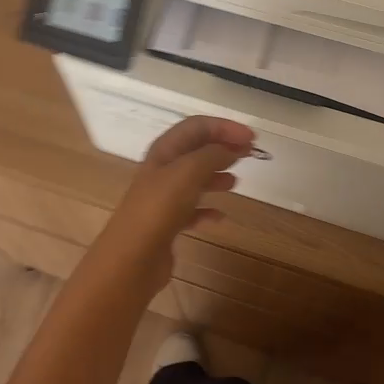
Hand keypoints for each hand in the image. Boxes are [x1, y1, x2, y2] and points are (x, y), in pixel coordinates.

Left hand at [92, 116, 252, 299]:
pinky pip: (192, 211)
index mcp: (165, 150)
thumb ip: (213, 155)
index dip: (225, 127)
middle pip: (196, 150)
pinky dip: (207, 210)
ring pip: (195, 179)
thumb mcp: (189, 171)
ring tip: (235, 181)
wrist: (133, 258)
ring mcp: (164, 197)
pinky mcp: (167, 224)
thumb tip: (232, 148)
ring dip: (216, 176)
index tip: (251, 138)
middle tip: (249, 155)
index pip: (197, 126)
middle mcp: (163, 170)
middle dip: (223, 148)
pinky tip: (220, 217)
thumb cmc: (160, 207)